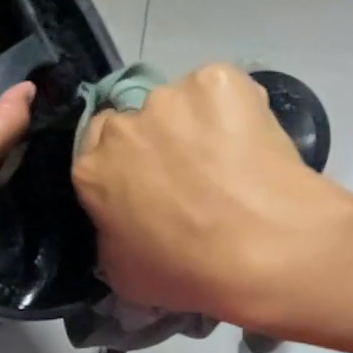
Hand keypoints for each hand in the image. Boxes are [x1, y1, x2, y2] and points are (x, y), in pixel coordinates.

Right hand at [72, 64, 352, 325]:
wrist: (261, 248)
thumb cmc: (184, 272)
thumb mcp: (121, 272)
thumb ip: (109, 233)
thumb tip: (121, 221)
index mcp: (91, 171)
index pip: (94, 149)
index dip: (120, 166)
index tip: (142, 183)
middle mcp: (123, 126)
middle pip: (132, 122)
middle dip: (152, 142)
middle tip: (185, 176)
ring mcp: (172, 97)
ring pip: (177, 104)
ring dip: (192, 125)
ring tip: (224, 162)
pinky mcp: (221, 80)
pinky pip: (221, 92)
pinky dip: (232, 112)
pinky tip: (248, 145)